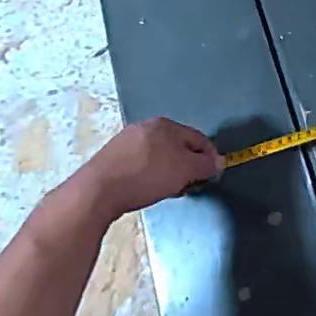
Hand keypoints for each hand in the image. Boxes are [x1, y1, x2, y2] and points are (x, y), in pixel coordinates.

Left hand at [74, 117, 222, 216]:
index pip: (199, 138)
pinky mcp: (112, 157)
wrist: (97, 191)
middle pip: (178, 145)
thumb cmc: (147, 176)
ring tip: (170, 189)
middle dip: (188, 164)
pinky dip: (150, 174)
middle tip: (191, 184)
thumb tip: (218, 162)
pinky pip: (141, 163)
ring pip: (159, 154)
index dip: (210, 157)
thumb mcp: (185, 171)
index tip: (214, 175)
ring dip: (170, 170)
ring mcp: (126, 140)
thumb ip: (206, 165)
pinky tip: (148, 188)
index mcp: (166, 124)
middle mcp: (145, 126)